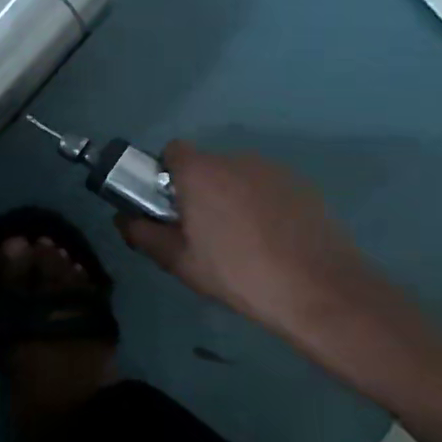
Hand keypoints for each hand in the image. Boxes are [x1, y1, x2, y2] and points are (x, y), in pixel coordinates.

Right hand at [116, 142, 413, 343]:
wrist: (319, 290)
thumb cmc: (238, 274)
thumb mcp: (181, 262)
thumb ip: (145, 236)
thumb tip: (122, 219)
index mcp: (201, 172)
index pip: (172, 151)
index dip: (165, 175)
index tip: (169, 208)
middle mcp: (236, 159)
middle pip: (206, 165)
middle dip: (198, 191)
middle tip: (201, 233)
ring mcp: (274, 170)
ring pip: (237, 177)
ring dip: (230, 198)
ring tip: (241, 242)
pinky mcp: (302, 186)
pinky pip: (266, 188)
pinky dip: (260, 205)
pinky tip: (271, 242)